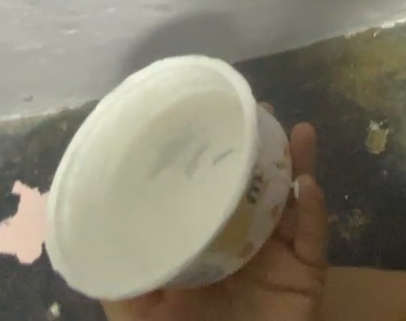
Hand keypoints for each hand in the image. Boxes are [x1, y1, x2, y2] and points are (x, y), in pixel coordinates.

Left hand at [103, 122, 328, 320]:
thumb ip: (125, 294)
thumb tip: (90, 242)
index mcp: (210, 247)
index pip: (214, 193)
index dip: (214, 157)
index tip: (211, 120)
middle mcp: (246, 241)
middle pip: (258, 184)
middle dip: (261, 148)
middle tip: (261, 111)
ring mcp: (280, 254)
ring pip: (293, 198)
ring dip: (298, 163)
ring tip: (300, 133)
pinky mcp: (308, 271)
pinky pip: (315, 233)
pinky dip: (313, 208)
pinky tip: (306, 187)